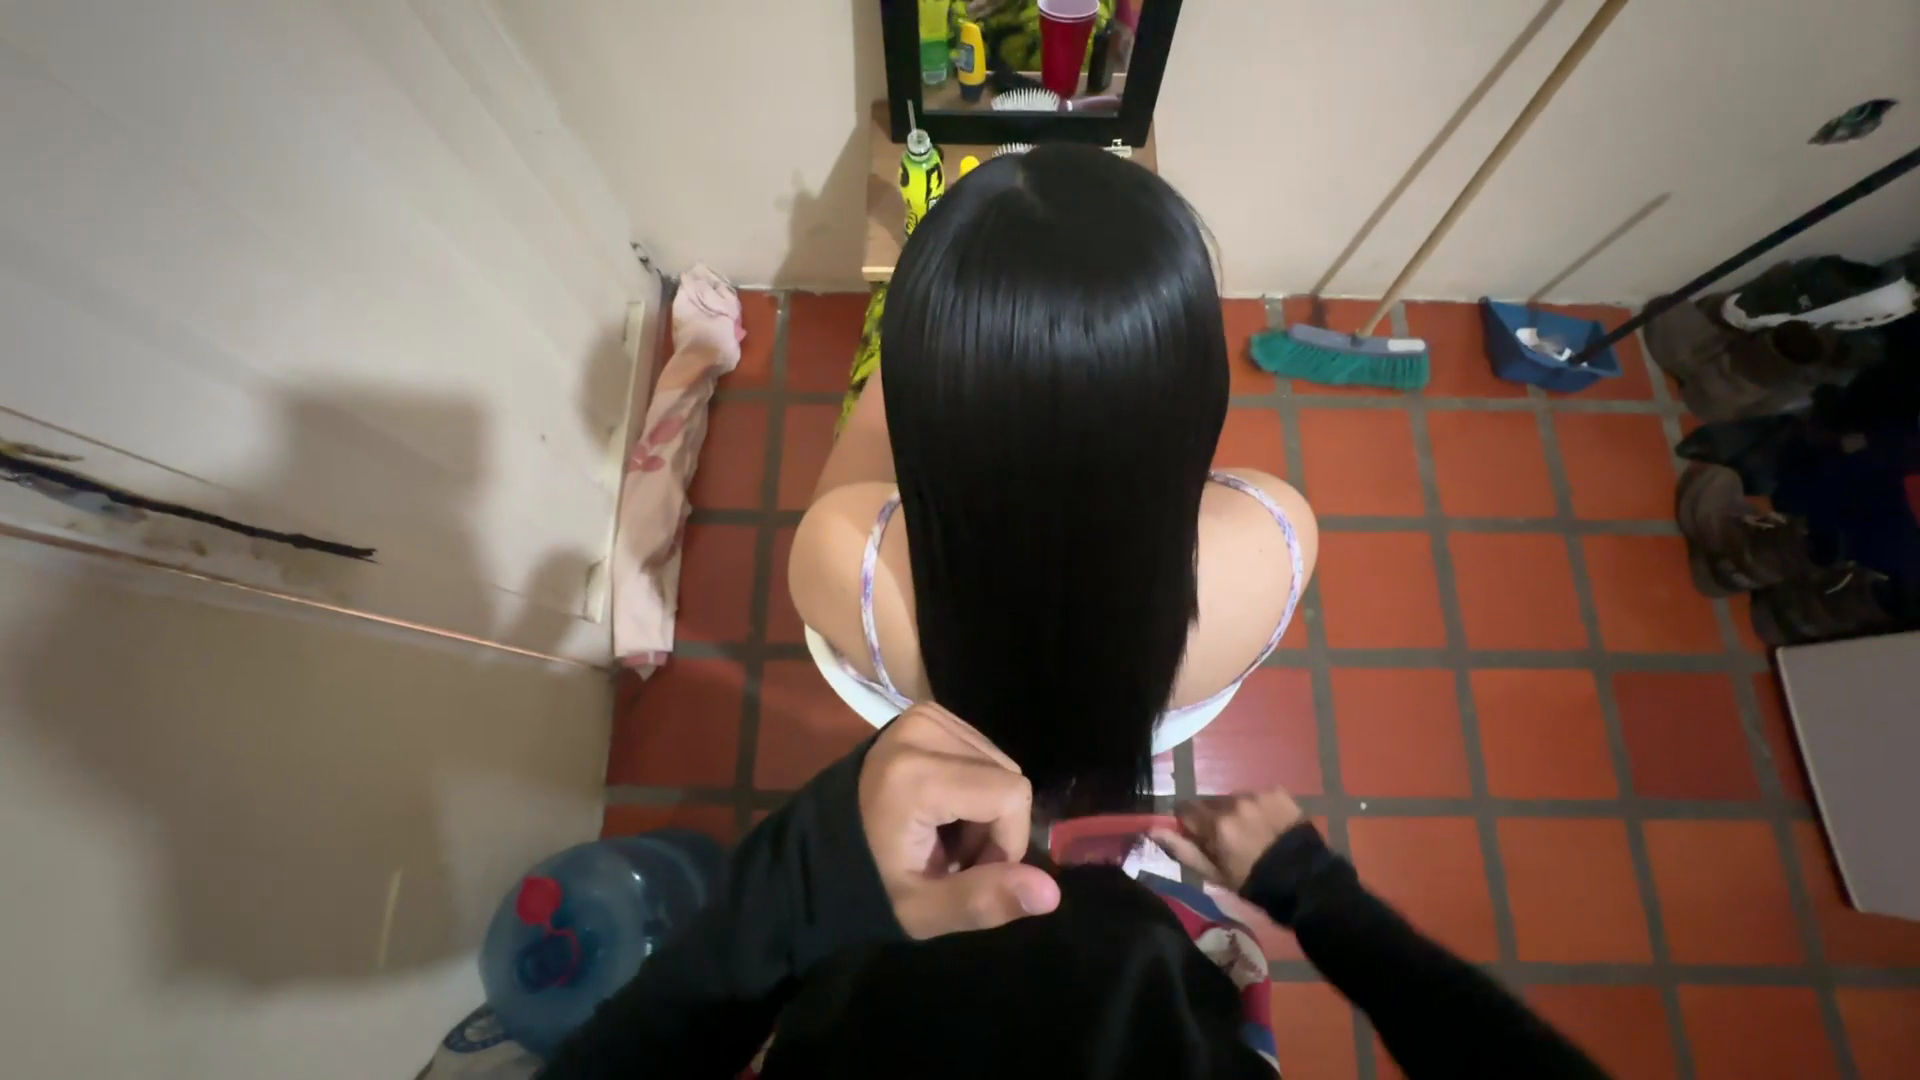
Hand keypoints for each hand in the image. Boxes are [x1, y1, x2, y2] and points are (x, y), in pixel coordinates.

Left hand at [858, 703, 1061, 937]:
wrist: (815, 852)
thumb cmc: (868, 886)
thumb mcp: (924, 910)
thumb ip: (986, 899)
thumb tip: (1051, 891)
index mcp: (917, 775)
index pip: (1012, 795)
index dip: (1006, 842)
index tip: (969, 871)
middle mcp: (921, 731)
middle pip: (1007, 775)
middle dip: (995, 823)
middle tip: (951, 854)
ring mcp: (921, 716)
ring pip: (996, 759)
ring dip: (984, 802)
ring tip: (942, 831)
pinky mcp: (924, 712)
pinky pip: (978, 745)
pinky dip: (973, 778)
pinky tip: (941, 804)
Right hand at [1151, 787, 1304, 891]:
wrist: (1307, 884)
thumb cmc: (1254, 883)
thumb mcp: (1214, 873)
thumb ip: (1182, 849)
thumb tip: (1152, 829)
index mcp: (1216, 824)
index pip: (1186, 809)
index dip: (1191, 824)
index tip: (1202, 837)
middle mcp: (1233, 803)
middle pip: (1211, 803)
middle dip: (1215, 818)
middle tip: (1231, 840)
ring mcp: (1257, 795)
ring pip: (1234, 798)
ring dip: (1238, 812)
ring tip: (1254, 833)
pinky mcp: (1277, 792)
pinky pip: (1258, 795)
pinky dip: (1260, 807)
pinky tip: (1271, 826)